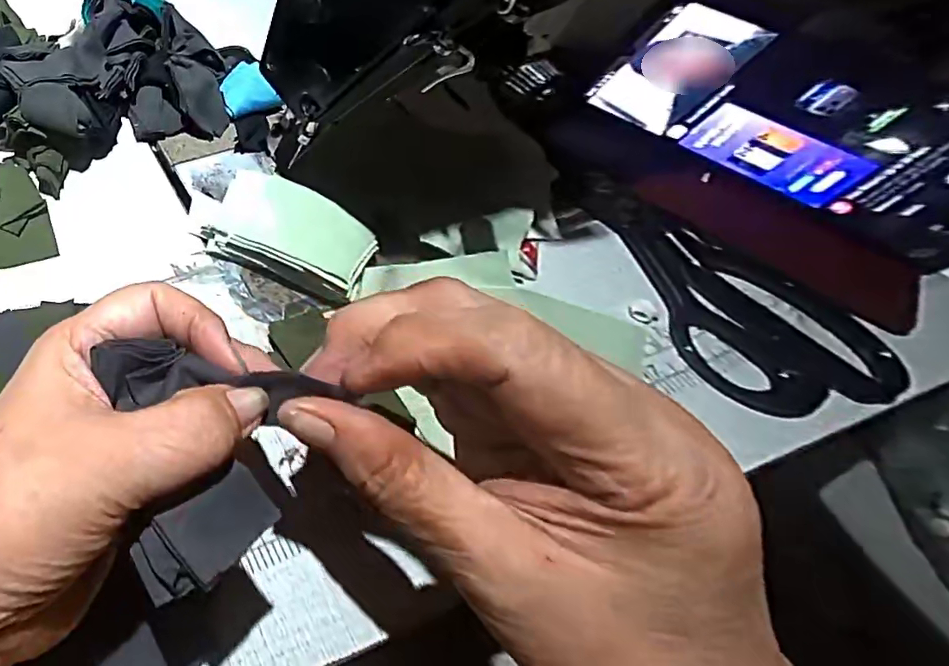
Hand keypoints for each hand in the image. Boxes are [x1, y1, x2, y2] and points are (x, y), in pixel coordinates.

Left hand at [0, 284, 274, 665]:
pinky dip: (214, 459)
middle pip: (178, 352)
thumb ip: (186, 428)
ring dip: (224, 418)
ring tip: (265, 438)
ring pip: (185, 407)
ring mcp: (116, 434)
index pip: (156, 305)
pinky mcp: (128, 483)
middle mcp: (101, 382)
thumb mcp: (105, 460)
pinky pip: (183, 456)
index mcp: (81, 349)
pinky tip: (239, 469)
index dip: (201, 324)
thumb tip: (256, 400)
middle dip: (224, 370)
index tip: (237, 372)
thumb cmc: (16, 511)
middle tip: (271, 403)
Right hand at [277, 278, 785, 665]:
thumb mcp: (503, 580)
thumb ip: (403, 486)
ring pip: (467, 322)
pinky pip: (463, 359)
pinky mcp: (541, 402)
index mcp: (639, 441)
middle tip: (320, 375)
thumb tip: (310, 415)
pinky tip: (370, 381)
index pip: (510, 347)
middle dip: (389, 329)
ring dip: (389, 337)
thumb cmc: (618, 655)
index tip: (338, 377)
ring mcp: (574, 389)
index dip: (413, 344)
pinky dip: (406, 364)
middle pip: (484, 316)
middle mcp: (612, 392)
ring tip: (334, 376)